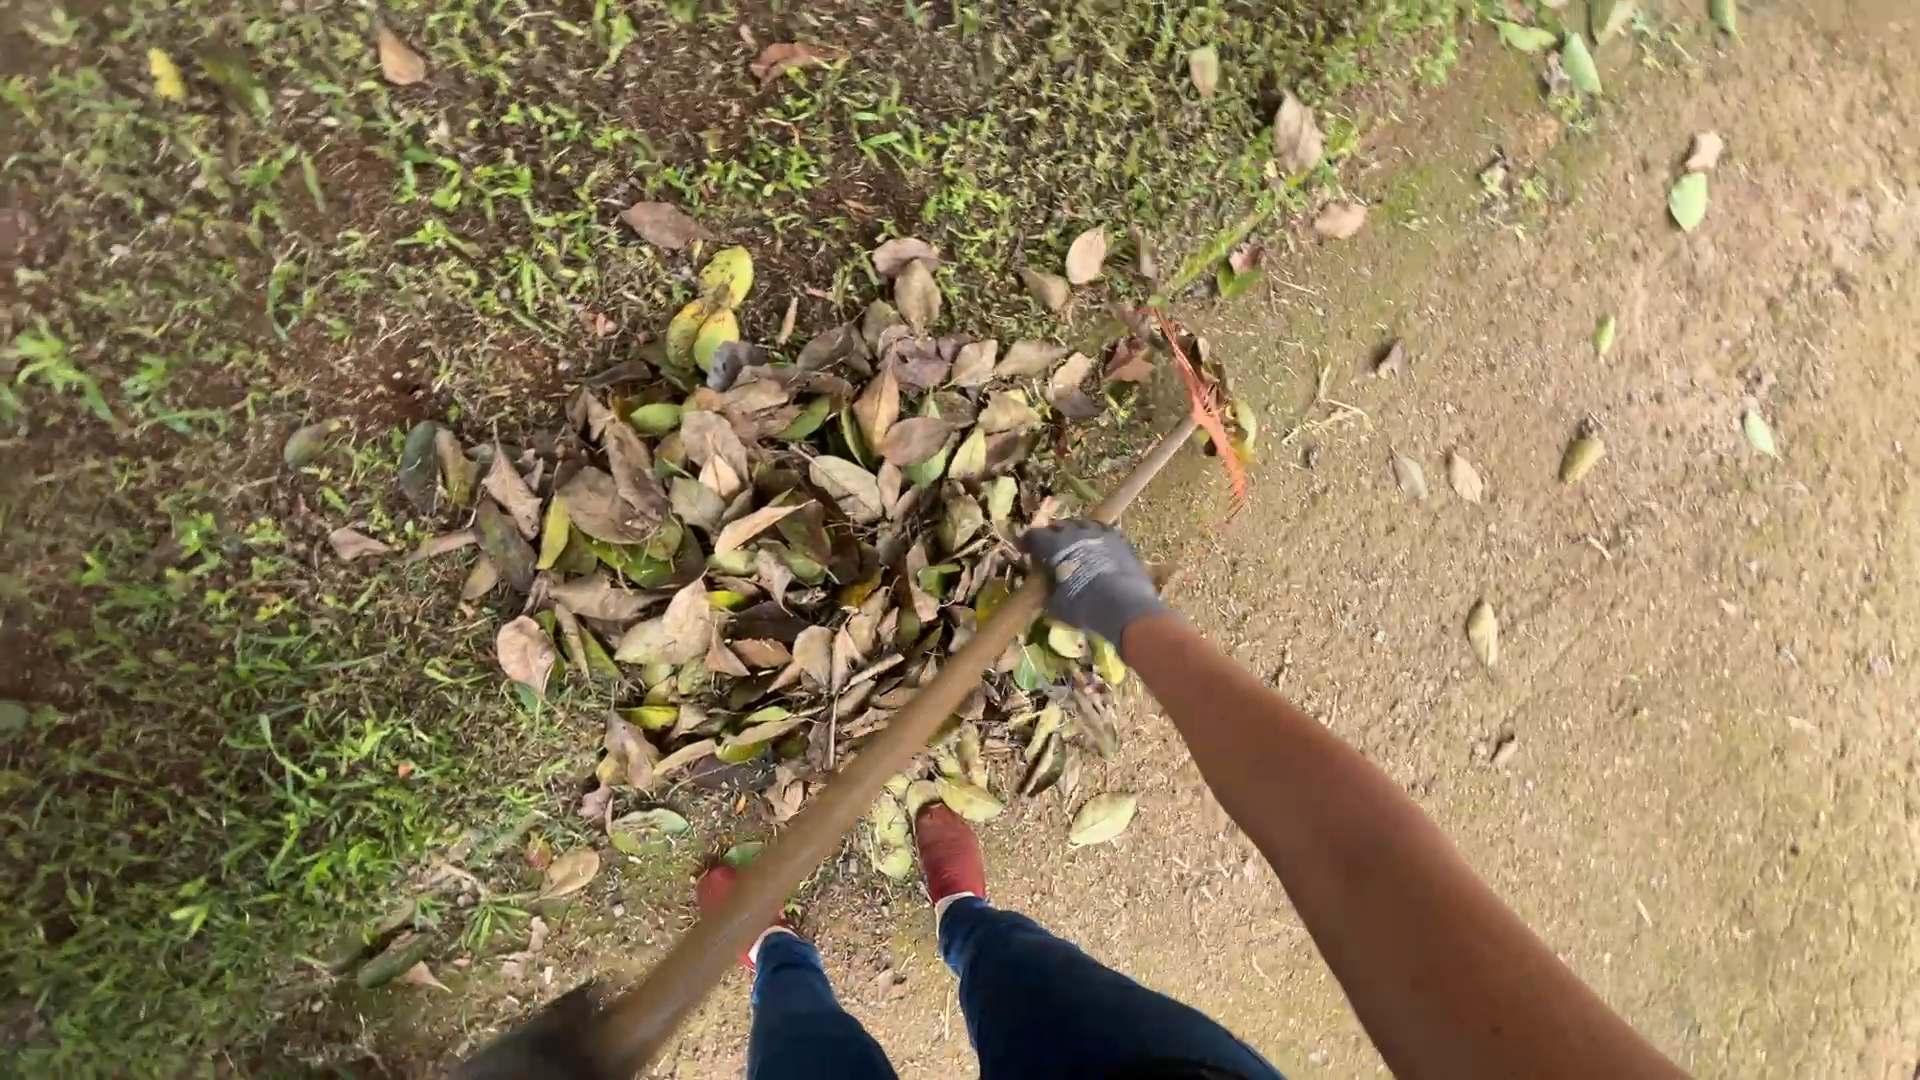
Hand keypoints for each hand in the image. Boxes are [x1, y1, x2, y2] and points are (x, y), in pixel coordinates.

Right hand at [1019, 519, 1171, 647]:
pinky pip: (1103, 531)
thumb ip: (1048, 591)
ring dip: (1075, 532)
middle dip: (1052, 535)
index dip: (1028, 542)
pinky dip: (1096, 537)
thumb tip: (1047, 590)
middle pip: (1059, 526)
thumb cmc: (1084, 606)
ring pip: (1082, 524)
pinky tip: (1097, 547)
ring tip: (1075, 544)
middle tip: (1050, 549)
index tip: (1025, 550)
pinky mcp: (1119, 540)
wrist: (1125, 606)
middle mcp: (1075, 532)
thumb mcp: (1056, 605)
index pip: (1034, 535)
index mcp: (1054, 545)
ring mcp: (1100, 533)